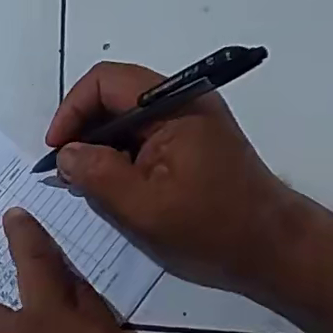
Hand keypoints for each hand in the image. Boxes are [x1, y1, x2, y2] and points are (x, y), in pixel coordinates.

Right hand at [48, 61, 332, 305]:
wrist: (275, 249)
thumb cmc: (213, 228)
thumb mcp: (143, 207)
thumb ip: (97, 175)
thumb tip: (65, 154)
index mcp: (174, 104)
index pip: (105, 82)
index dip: (72, 110)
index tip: (58, 149)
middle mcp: (182, 100)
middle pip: (114, 95)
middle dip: (83, 129)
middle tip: (68, 169)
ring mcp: (188, 119)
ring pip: (125, 117)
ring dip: (100, 144)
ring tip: (88, 181)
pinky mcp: (190, 139)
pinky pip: (142, 134)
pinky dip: (120, 154)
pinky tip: (114, 185)